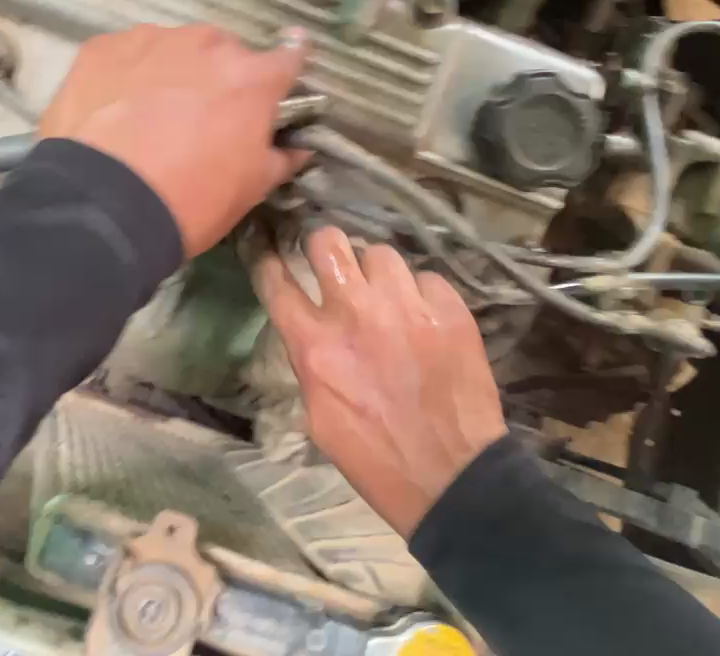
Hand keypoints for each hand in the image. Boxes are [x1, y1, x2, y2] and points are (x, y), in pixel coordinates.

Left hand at [41, 24, 309, 257]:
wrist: (103, 205)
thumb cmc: (191, 198)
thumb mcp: (250, 188)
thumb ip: (280, 158)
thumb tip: (297, 147)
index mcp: (251, 77)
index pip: (288, 58)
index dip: (284, 70)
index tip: (276, 82)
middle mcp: (205, 45)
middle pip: (223, 51)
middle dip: (218, 76)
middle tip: (201, 117)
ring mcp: (150, 40)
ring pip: (172, 48)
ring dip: (170, 71)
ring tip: (149, 114)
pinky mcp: (102, 47)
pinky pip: (125, 54)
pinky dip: (125, 74)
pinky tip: (111, 108)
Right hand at [253, 227, 507, 535]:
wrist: (454, 479)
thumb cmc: (376, 457)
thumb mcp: (318, 416)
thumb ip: (309, 363)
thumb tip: (309, 332)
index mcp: (316, 346)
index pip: (276, 282)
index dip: (266, 258)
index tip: (268, 248)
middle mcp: (356, 314)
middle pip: (328, 241)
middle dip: (326, 247)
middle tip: (335, 264)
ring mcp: (407, 307)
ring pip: (381, 253)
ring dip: (377, 273)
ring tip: (388, 295)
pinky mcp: (449, 310)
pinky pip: (426, 277)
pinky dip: (421, 293)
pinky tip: (425, 317)